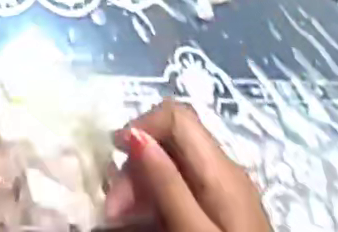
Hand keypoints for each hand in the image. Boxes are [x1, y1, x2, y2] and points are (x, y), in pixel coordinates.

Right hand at [104, 101, 270, 231]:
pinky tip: (140, 226)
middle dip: (135, 166)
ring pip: (170, 166)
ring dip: (139, 186)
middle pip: (169, 142)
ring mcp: (224, 195)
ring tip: (120, 222)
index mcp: (222, 171)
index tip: (116, 157)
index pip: (176, 116)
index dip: (142, 125)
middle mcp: (224, 173)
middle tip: (113, 209)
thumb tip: (133, 133)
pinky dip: (155, 202)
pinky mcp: (220, 216)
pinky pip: (180, 191)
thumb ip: (166, 184)